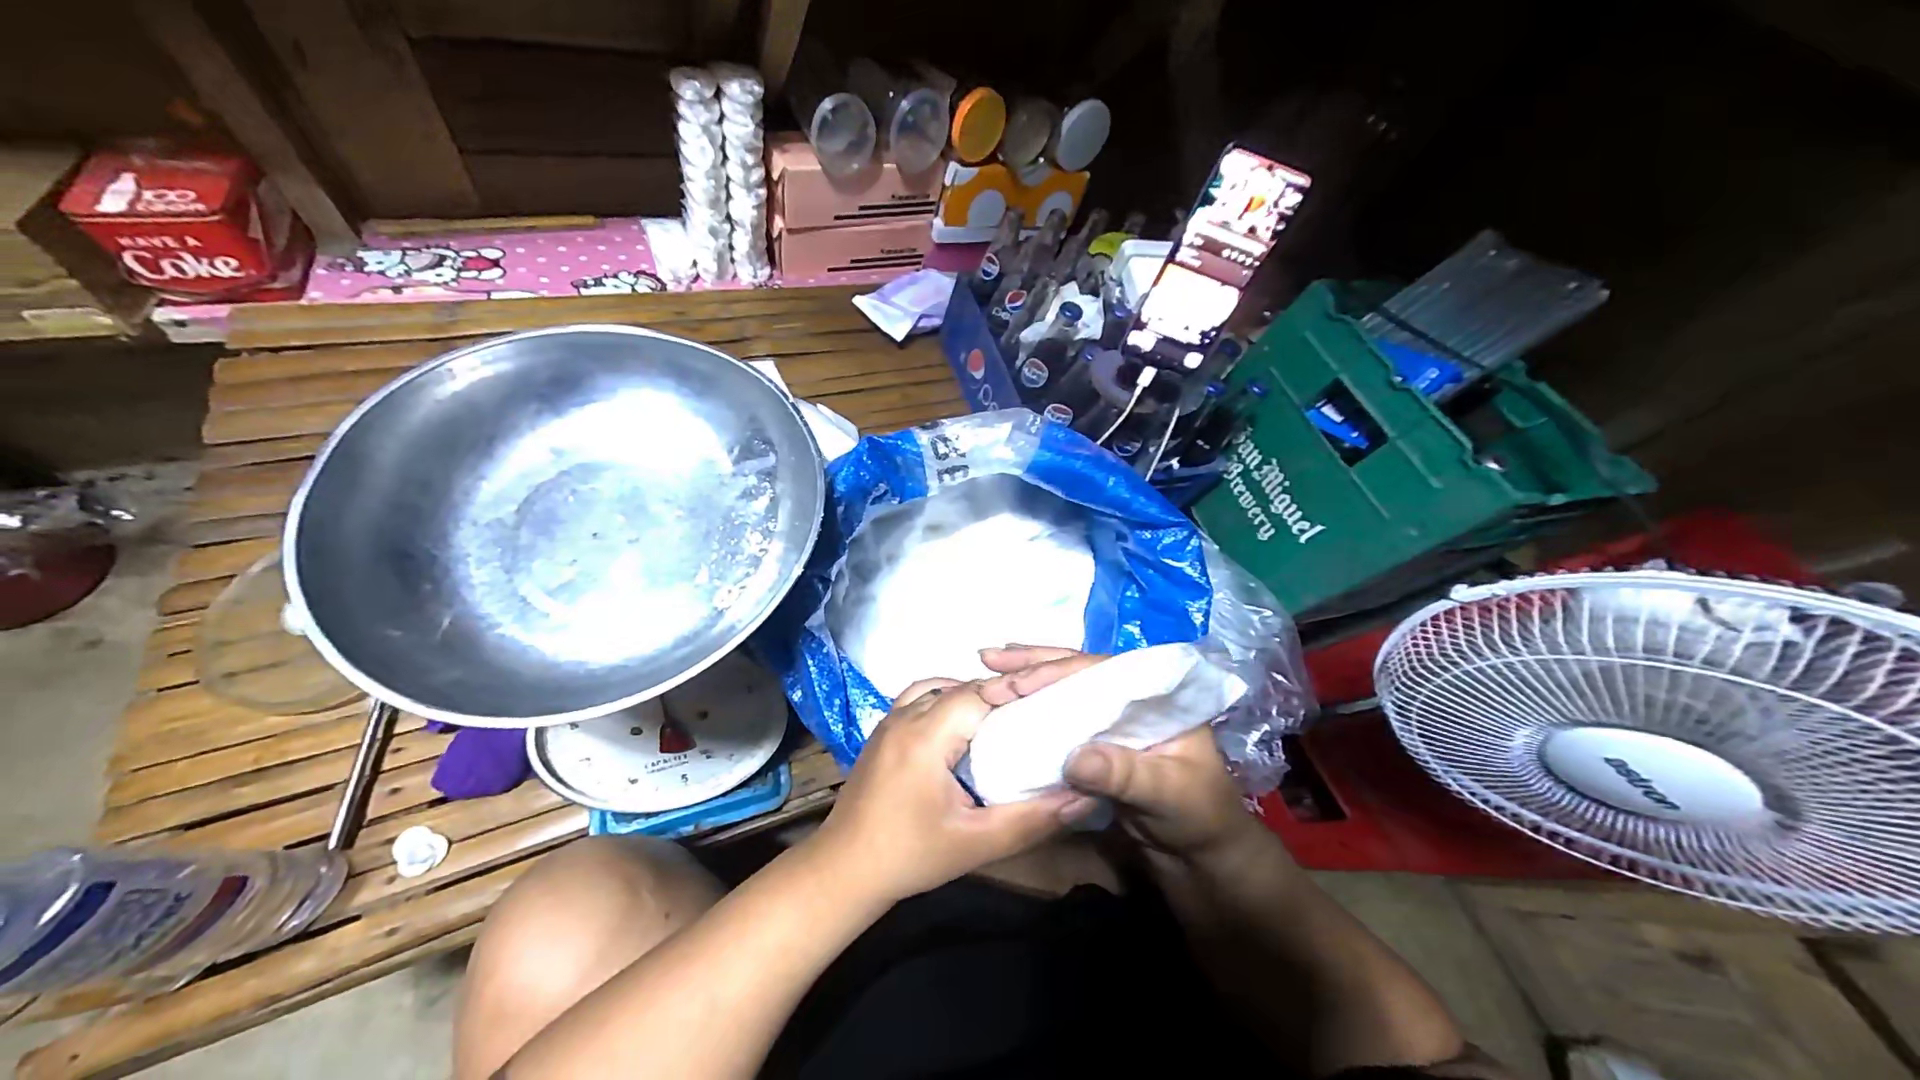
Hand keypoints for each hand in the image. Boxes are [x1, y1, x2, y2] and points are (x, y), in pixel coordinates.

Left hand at [807, 679, 1089, 904]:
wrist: (843, 870)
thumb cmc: (910, 855)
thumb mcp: (977, 843)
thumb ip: (1032, 819)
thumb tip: (1085, 797)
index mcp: (926, 734)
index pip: (979, 692)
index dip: (1017, 692)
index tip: (1051, 702)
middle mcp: (905, 716)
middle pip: (960, 687)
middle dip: (998, 696)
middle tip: (1036, 716)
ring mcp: (889, 721)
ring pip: (937, 688)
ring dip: (969, 697)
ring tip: (1001, 723)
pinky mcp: (882, 733)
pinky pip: (919, 699)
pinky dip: (944, 703)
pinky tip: (961, 733)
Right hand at [979, 646, 1264, 858]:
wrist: (1200, 858)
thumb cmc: (1200, 818)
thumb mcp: (1170, 794)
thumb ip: (1126, 774)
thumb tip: (1072, 758)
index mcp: (1157, 694)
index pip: (1103, 670)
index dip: (1059, 671)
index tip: (1018, 680)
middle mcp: (1131, 697)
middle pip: (1078, 669)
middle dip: (1033, 663)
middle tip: (989, 660)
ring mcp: (1110, 718)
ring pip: (1064, 687)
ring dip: (1026, 676)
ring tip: (987, 664)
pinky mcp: (1094, 742)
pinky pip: (1058, 717)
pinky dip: (1031, 707)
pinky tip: (1002, 704)